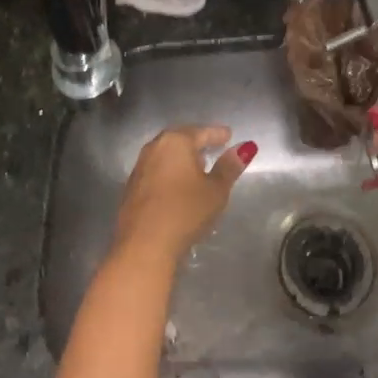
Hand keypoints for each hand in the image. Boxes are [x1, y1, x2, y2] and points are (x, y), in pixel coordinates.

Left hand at [112, 125, 255, 263]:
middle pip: (179, 140)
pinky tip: (177, 187)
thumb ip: (229, 167)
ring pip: (165, 156)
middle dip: (196, 143)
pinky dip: (170, 174)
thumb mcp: (215, 190)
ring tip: (197, 167)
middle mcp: (154, 148)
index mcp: (175, 142)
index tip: (228, 134)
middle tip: (211, 148)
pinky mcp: (132, 189)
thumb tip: (245, 147)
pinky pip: (156, 173)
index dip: (216, 134)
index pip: (201, 132)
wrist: (143, 246)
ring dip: (181, 159)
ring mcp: (140, 168)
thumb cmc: (185, 211)